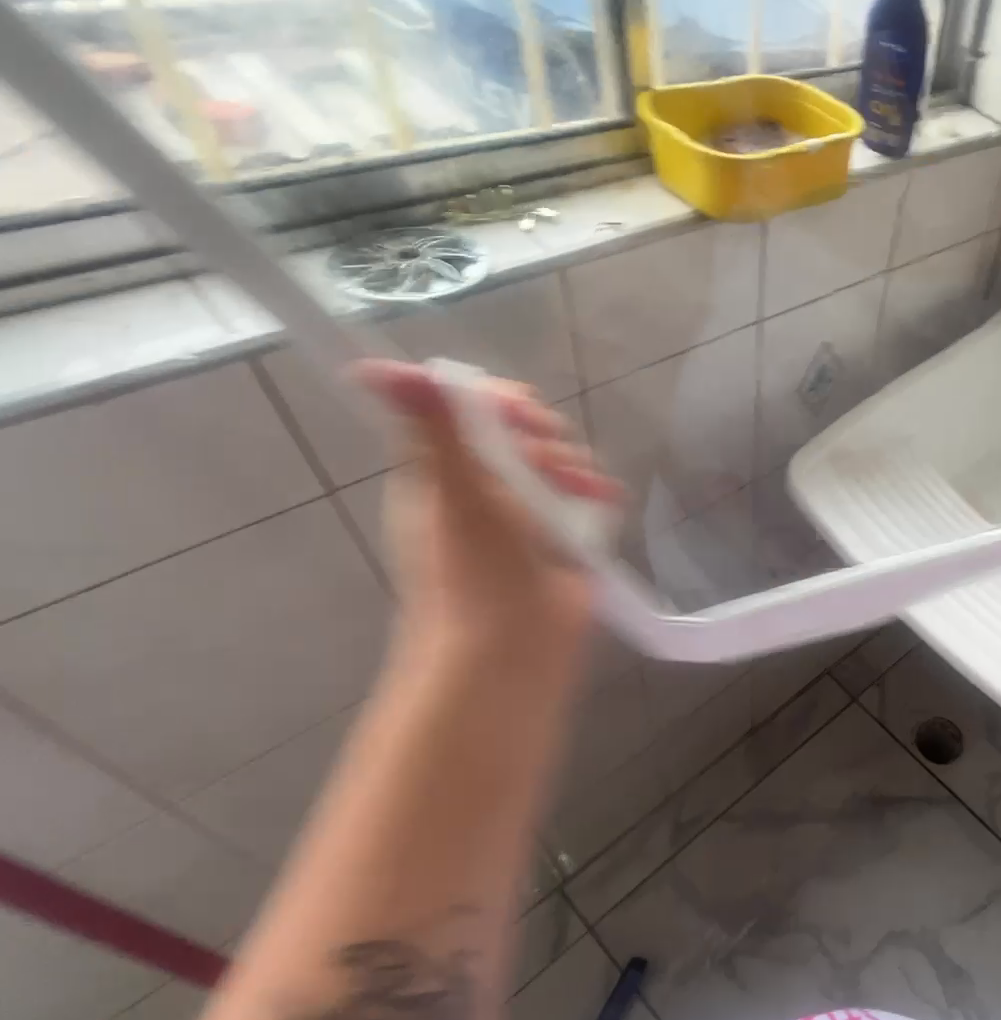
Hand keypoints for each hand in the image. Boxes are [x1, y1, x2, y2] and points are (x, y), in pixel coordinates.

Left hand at [355, 360, 622, 661]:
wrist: (509, 652)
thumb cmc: (474, 573)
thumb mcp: (454, 493)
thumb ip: (434, 430)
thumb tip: (374, 366)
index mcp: (439, 475)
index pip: (465, 413)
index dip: (497, 403)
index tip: (525, 412)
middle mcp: (480, 491)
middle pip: (517, 434)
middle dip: (544, 435)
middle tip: (554, 453)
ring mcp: (523, 517)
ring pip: (554, 464)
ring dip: (575, 465)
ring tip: (587, 487)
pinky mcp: (561, 541)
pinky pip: (581, 498)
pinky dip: (595, 493)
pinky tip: (606, 500)